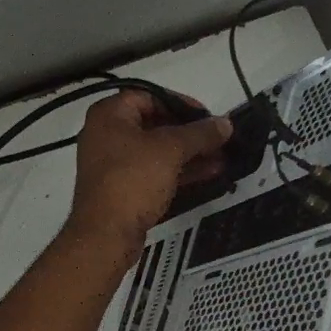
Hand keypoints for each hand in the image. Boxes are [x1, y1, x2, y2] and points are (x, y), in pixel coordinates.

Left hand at [63, 90, 232, 261]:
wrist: (105, 234)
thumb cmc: (133, 180)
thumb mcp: (170, 150)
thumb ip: (200, 133)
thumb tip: (225, 124)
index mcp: (109, 115)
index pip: (149, 96)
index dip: (180, 103)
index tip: (206, 116)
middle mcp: (106, 135)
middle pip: (154, 124)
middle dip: (190, 133)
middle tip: (218, 139)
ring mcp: (112, 164)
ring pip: (156, 151)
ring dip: (189, 153)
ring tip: (222, 158)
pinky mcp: (121, 189)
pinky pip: (152, 172)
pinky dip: (177, 171)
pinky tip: (209, 174)